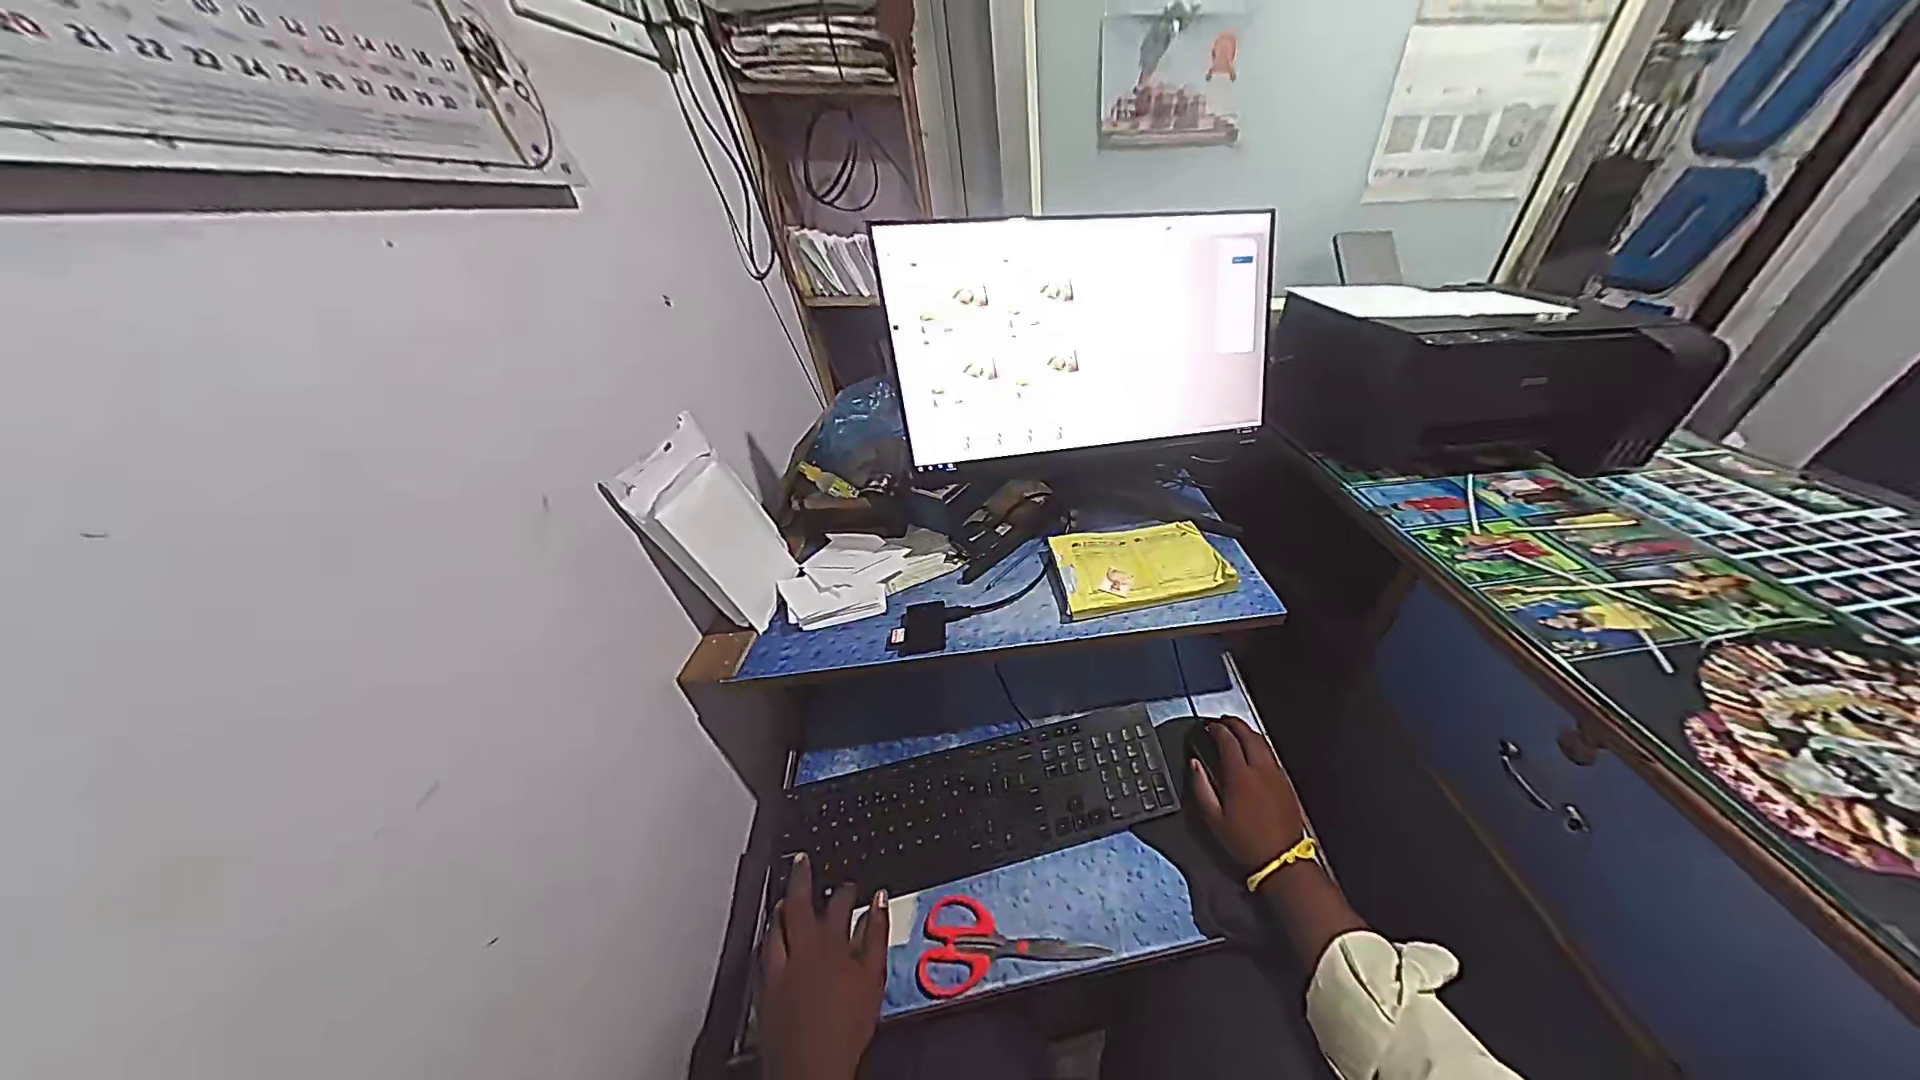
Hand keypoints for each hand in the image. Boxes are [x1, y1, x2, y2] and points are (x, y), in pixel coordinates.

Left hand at [762, 854, 889, 1079]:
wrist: (813, 1066)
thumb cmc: (846, 1027)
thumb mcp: (874, 975)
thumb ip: (876, 933)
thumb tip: (879, 901)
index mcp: (831, 943)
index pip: (838, 904)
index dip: (844, 890)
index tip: (848, 884)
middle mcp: (802, 949)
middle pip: (798, 903)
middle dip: (801, 878)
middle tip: (801, 861)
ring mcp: (781, 967)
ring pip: (776, 924)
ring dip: (782, 906)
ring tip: (786, 895)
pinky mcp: (766, 988)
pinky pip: (763, 951)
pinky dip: (768, 936)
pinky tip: (770, 935)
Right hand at [1189, 715, 1309, 872]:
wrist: (1281, 859)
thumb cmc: (1244, 841)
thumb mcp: (1212, 818)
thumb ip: (1200, 786)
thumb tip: (1195, 765)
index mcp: (1240, 776)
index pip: (1228, 741)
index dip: (1217, 729)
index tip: (1209, 727)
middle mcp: (1260, 771)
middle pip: (1248, 735)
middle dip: (1234, 724)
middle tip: (1222, 722)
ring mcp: (1277, 776)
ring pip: (1263, 743)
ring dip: (1249, 732)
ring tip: (1237, 731)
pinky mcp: (1287, 784)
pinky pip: (1273, 756)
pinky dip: (1260, 746)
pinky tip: (1254, 751)